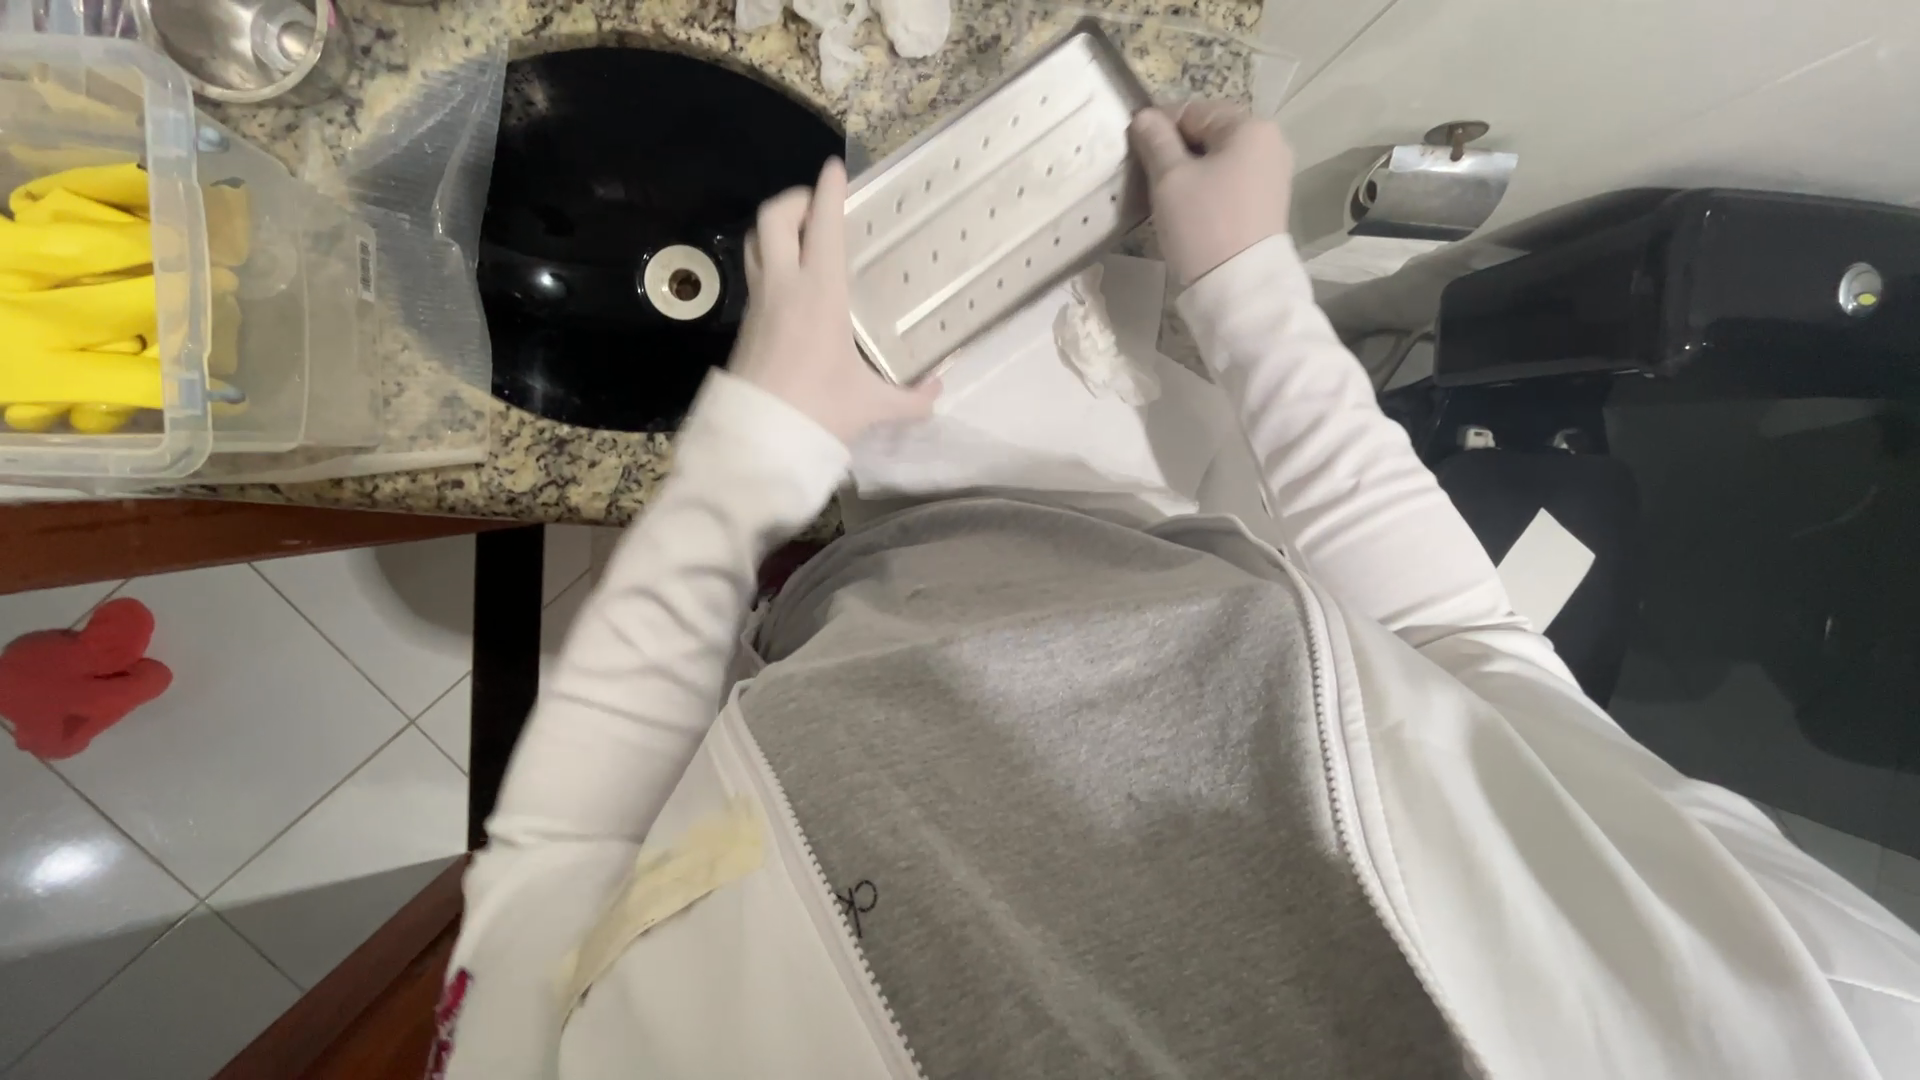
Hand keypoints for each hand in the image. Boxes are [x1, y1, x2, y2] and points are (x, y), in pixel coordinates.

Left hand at [728, 158, 939, 444]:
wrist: (761, 438)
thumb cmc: (820, 411)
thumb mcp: (872, 406)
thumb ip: (910, 399)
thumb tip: (938, 392)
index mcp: (820, 294)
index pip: (823, 227)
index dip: (828, 192)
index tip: (834, 167)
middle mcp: (785, 286)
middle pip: (775, 217)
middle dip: (795, 200)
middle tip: (818, 208)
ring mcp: (760, 303)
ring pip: (756, 242)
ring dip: (776, 228)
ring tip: (801, 237)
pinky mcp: (747, 323)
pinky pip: (755, 273)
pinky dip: (771, 260)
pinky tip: (792, 284)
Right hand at [1128, 103, 1293, 286]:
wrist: (1237, 286)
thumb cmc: (1202, 225)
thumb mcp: (1170, 180)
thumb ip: (1155, 142)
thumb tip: (1144, 117)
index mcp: (1250, 127)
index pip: (1195, 111)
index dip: (1160, 124)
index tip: (1134, 145)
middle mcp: (1270, 143)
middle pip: (1211, 135)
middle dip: (1177, 150)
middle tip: (1147, 175)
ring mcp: (1273, 176)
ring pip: (1221, 161)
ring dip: (1191, 172)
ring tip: (1166, 195)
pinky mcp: (1268, 205)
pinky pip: (1232, 184)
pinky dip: (1208, 189)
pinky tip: (1190, 210)